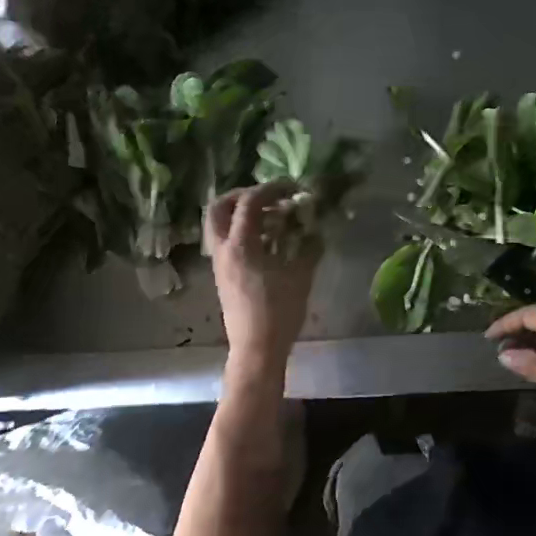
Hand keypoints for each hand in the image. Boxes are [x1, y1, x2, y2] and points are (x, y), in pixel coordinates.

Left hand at [206, 182, 320, 376]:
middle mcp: (223, 249)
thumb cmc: (279, 313)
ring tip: (272, 220)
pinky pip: (227, 241)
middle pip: (219, 207)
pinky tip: (268, 243)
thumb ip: (309, 248)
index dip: (271, 189)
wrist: (256, 348)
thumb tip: (316, 230)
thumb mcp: (301, 277)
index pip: (249, 202)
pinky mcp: (223, 275)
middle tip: (269, 198)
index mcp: (241, 245)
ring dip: (241, 214)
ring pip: (220, 225)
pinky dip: (243, 232)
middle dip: (242, 195)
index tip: (293, 187)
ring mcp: (219, 263)